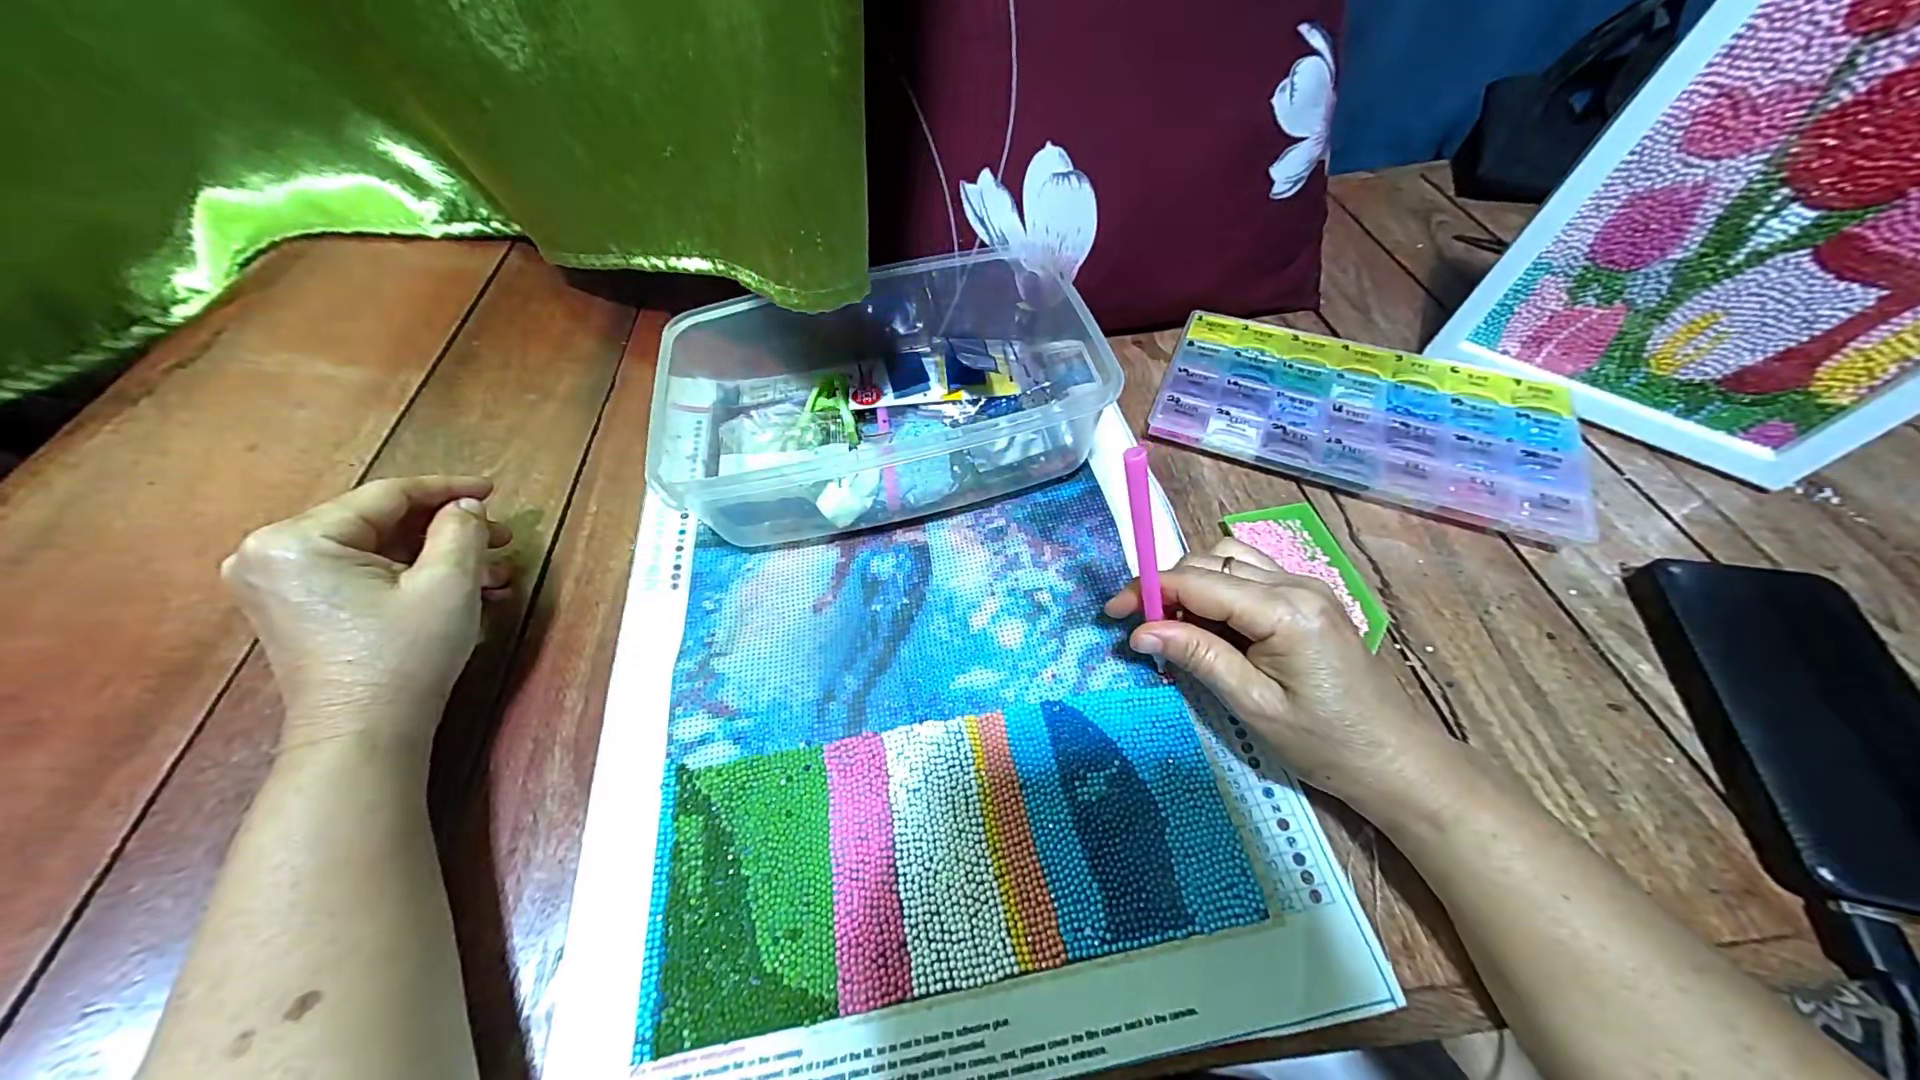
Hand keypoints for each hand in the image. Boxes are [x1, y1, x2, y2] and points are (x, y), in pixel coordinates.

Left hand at [220, 476, 513, 747]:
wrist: (365, 735)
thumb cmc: (406, 655)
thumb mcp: (448, 585)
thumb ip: (461, 532)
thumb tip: (467, 507)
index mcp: (297, 539)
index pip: (386, 496)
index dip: (447, 490)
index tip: (493, 490)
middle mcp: (272, 553)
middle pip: (380, 523)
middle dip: (448, 530)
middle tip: (503, 538)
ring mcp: (280, 584)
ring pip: (377, 551)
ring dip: (438, 556)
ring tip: (495, 571)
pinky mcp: (297, 609)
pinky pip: (362, 574)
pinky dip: (411, 576)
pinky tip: (463, 588)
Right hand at [1105, 538, 1447, 805]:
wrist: (1396, 760)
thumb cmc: (1325, 742)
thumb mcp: (1252, 703)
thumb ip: (1197, 656)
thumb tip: (1140, 631)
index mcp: (1285, 610)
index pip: (1199, 581)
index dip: (1149, 591)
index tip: (1113, 613)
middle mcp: (1296, 583)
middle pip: (1210, 561)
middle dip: (1167, 587)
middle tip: (1141, 628)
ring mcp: (1306, 586)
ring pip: (1228, 559)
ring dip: (1192, 584)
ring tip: (1175, 627)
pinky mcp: (1308, 598)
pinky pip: (1249, 575)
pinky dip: (1218, 590)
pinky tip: (1210, 624)